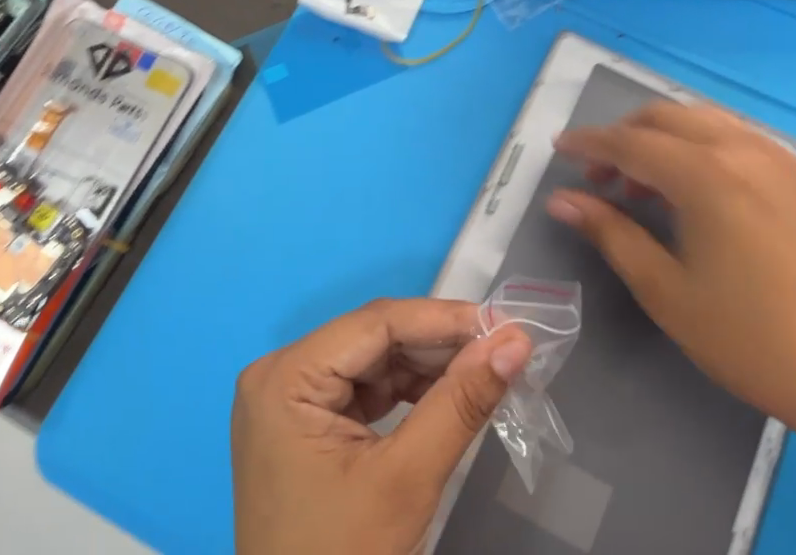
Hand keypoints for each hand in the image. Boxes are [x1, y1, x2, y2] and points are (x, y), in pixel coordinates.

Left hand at [232, 299, 532, 554]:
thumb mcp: (407, 477)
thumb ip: (461, 402)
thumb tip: (515, 342)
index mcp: (286, 377)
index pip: (376, 324)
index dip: (444, 318)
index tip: (506, 323)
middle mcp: (281, 375)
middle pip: (375, 340)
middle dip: (441, 345)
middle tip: (506, 348)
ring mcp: (290, 401)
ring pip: (375, 362)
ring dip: (431, 368)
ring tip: (486, 372)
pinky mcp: (306, 426)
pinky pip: (365, 391)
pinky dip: (410, 394)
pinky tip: (450, 397)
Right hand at [547, 100, 795, 424]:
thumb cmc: (748, 336)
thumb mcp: (665, 289)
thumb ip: (611, 233)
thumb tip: (561, 199)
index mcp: (706, 173)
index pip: (631, 143)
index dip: (589, 144)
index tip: (558, 149)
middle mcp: (742, 148)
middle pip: (666, 118)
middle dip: (623, 137)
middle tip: (596, 178)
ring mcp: (775, 157)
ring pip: (701, 121)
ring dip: (660, 138)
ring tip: (638, 185)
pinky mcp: (795, 175)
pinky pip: (732, 136)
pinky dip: (696, 145)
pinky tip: (687, 188)